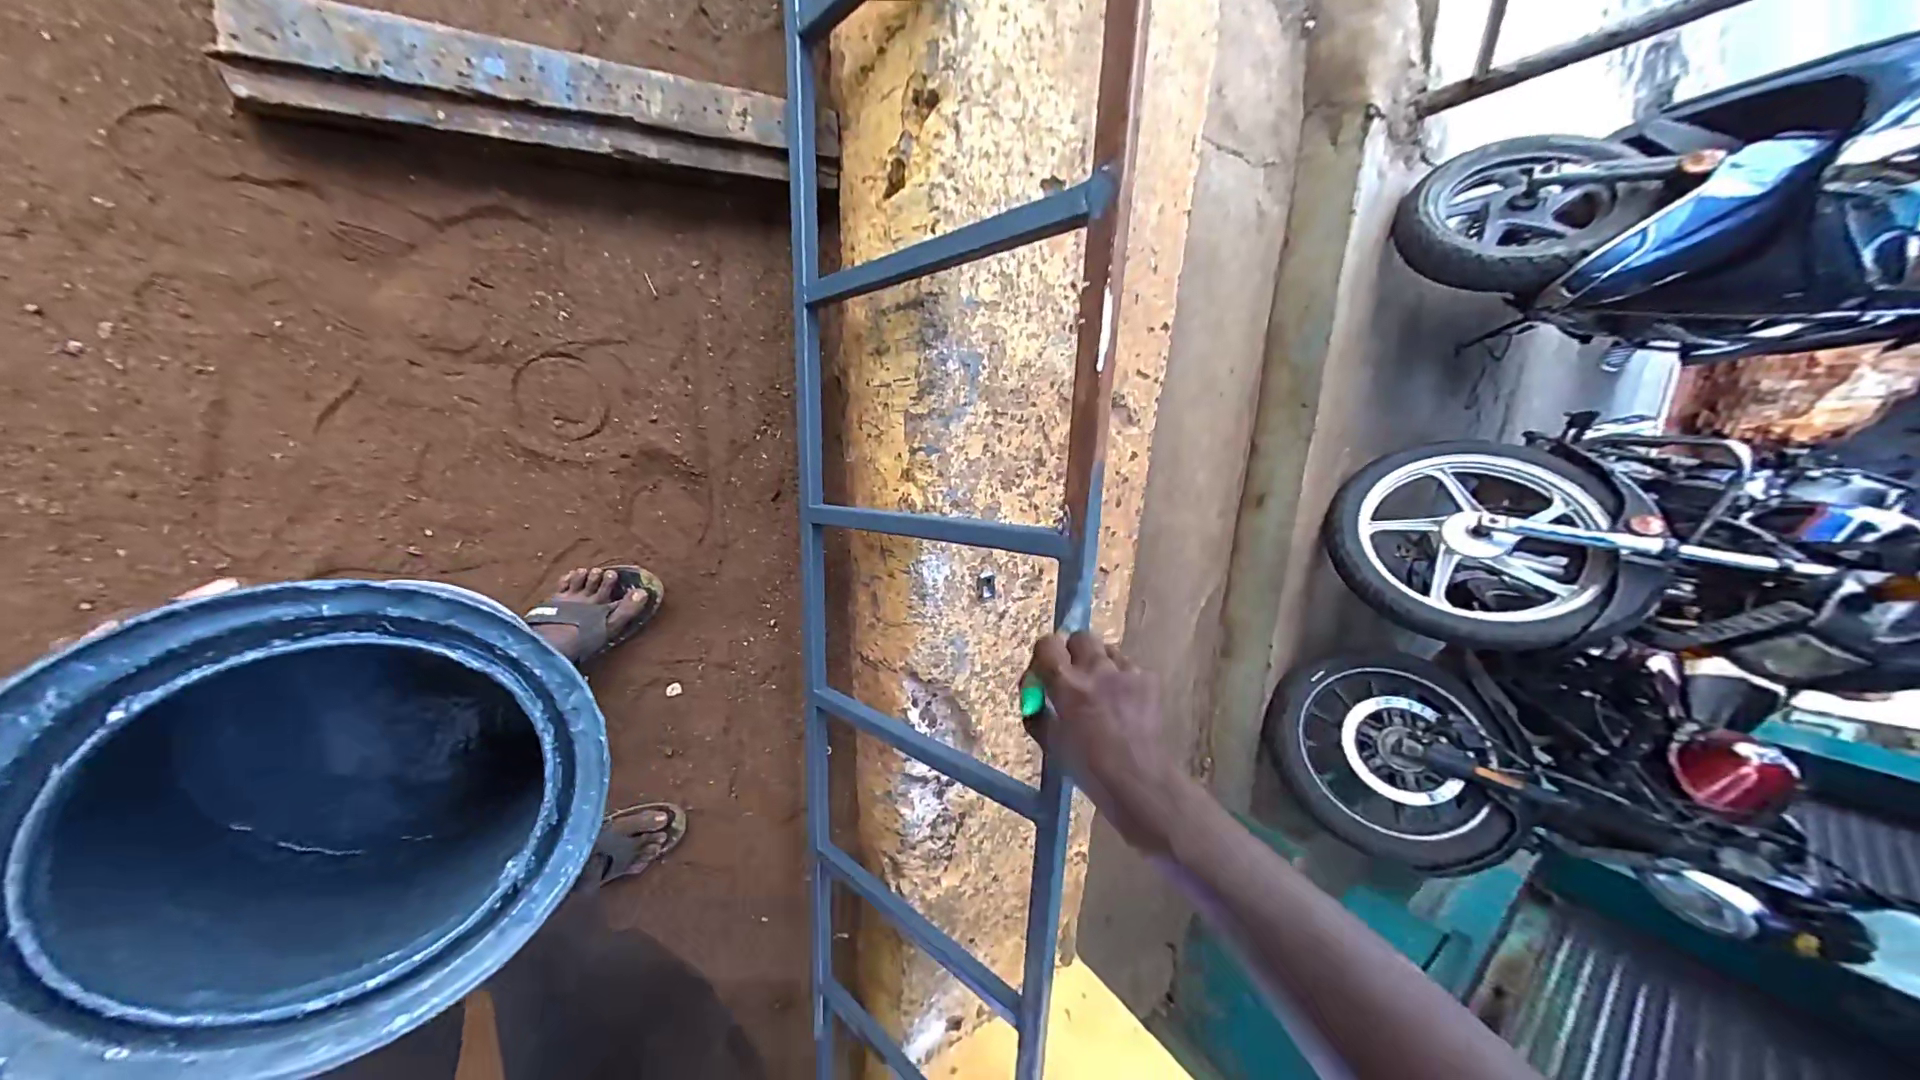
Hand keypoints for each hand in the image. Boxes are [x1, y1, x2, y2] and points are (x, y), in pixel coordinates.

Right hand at [1028, 632, 1189, 853]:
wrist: (1139, 782)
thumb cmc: (1089, 769)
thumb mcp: (1051, 743)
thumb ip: (1037, 713)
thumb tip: (1033, 696)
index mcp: (1066, 684)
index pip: (1047, 644)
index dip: (1044, 656)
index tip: (1045, 674)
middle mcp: (1095, 669)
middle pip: (1079, 637)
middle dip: (1073, 653)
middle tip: (1074, 677)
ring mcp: (1125, 672)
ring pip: (1106, 650)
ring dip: (1099, 664)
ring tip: (1101, 690)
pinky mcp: (1148, 679)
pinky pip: (1129, 667)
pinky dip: (1122, 679)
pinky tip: (1124, 703)